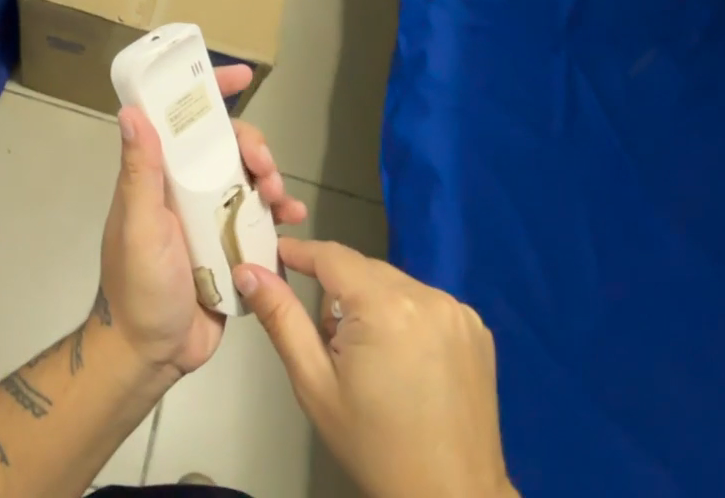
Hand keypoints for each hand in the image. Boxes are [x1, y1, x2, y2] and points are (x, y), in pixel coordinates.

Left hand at [97, 64, 307, 376]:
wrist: (154, 352)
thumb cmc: (139, 286)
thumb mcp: (139, 226)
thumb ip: (139, 172)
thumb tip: (131, 111)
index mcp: (158, 177)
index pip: (180, 121)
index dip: (209, 93)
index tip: (242, 76)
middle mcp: (184, 189)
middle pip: (225, 146)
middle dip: (252, 145)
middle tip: (264, 166)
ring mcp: (210, 216)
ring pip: (248, 177)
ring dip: (270, 177)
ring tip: (280, 199)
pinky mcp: (233, 245)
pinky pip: (262, 217)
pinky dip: (281, 212)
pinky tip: (295, 217)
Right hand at [234, 239, 516, 497]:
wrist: (449, 496)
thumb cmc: (372, 443)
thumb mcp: (314, 383)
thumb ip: (281, 318)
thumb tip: (248, 271)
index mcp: (386, 307)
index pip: (332, 256)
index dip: (300, 251)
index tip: (274, 253)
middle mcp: (428, 296)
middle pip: (364, 269)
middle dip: (337, 292)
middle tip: (328, 342)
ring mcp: (458, 311)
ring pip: (394, 283)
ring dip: (372, 303)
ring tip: (368, 359)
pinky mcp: (476, 328)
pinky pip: (424, 302)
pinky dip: (404, 316)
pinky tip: (403, 360)